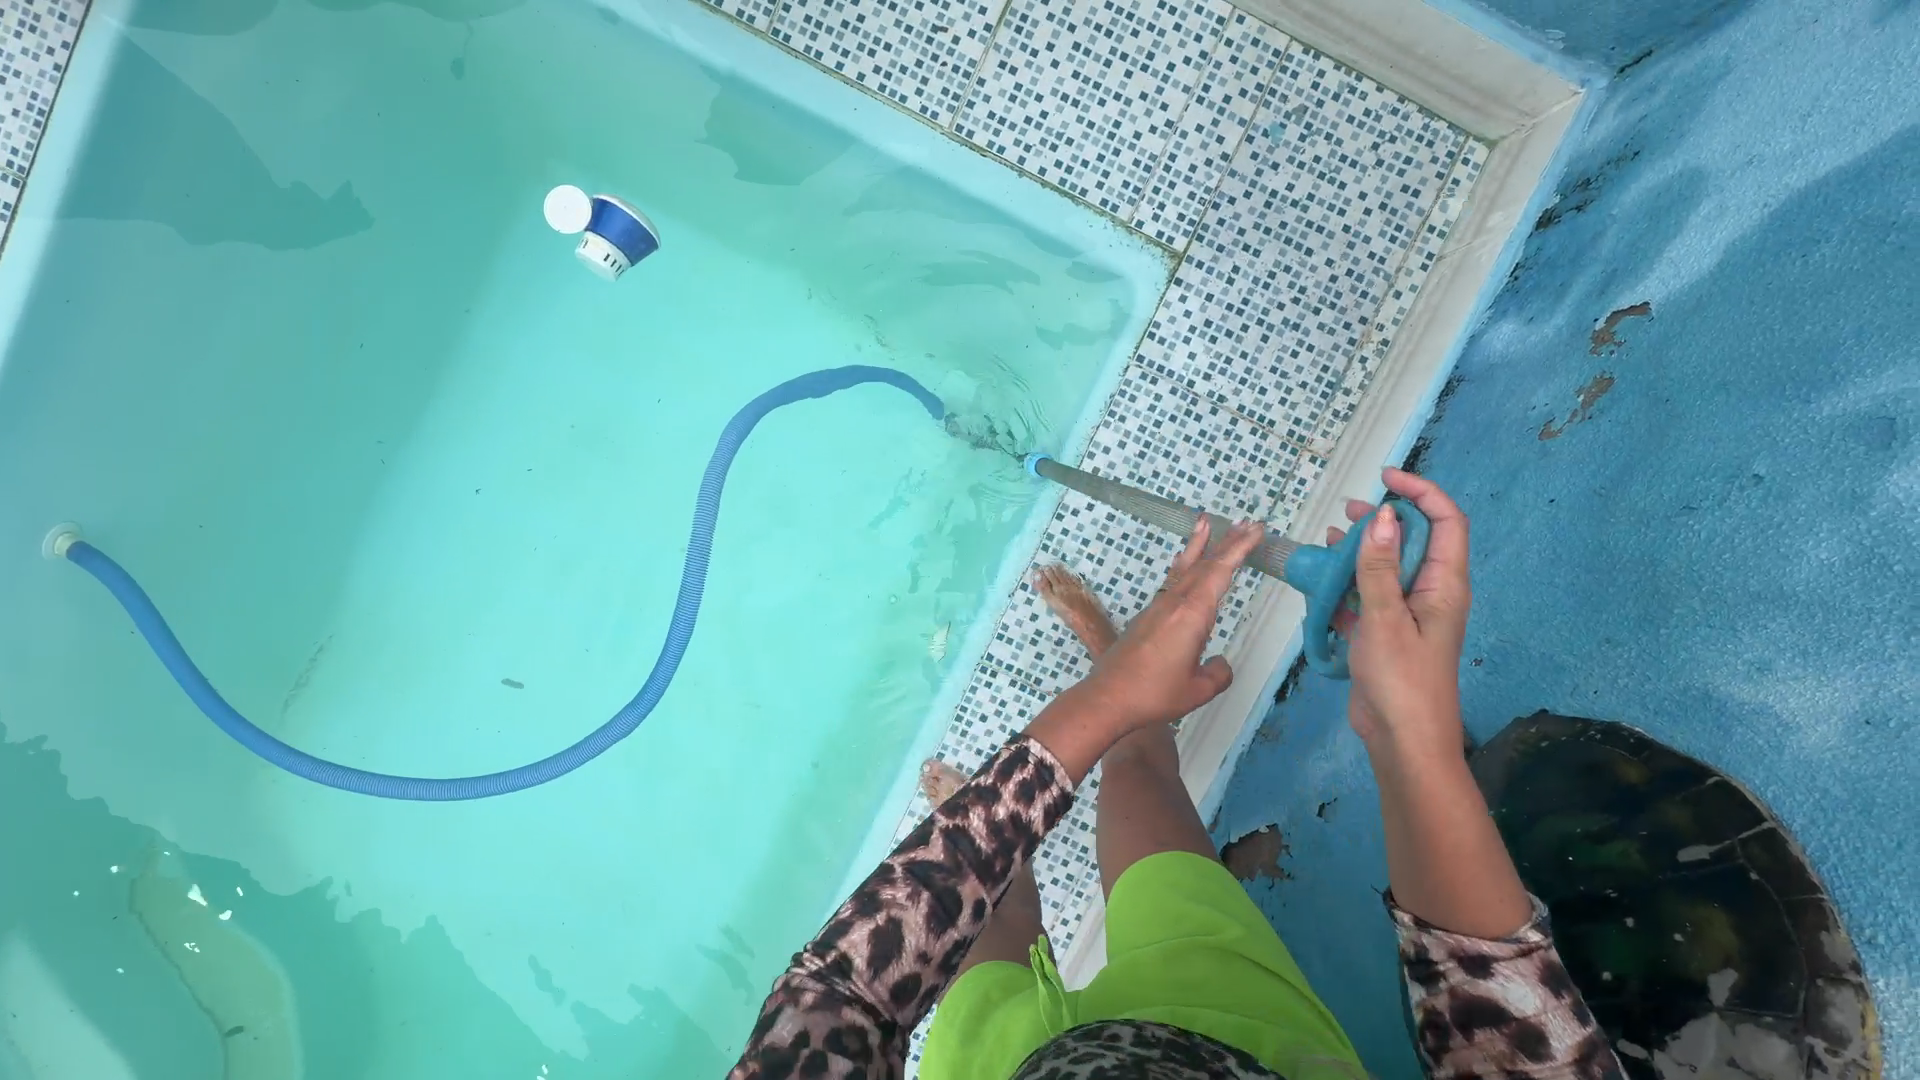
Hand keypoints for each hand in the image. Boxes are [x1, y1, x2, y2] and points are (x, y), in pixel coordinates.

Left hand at [1079, 516, 1265, 731]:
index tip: (1255, 529)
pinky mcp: (1146, 617)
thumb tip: (1221, 662)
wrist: (1107, 697)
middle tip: (1245, 522)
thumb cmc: (1154, 694)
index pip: (1219, 572)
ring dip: (1199, 547)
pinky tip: (1182, 564)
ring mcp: (1157, 608)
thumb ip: (1218, 673)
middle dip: (1225, 542)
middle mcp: (1174, 603)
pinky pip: (1170, 582)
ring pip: (1183, 569)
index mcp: (1191, 615)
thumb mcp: (1198, 689)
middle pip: (1203, 565)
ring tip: (1206, 523)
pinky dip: (1182, 567)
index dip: (1239, 549)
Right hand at [1325, 469, 1470, 758]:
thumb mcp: (1385, 618)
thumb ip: (1378, 567)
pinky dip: (1344, 587)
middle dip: (1382, 520)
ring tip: (1326, 542)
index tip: (1385, 478)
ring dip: (1358, 553)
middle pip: (1413, 542)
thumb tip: (1383, 516)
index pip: (1446, 522)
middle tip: (1346, 510)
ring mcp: (1407, 615)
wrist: (1403, 739)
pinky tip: (1319, 585)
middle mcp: (1429, 594)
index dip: (1421, 493)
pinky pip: (1366, 598)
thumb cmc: (1402, 678)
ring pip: (1385, 569)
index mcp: (1443, 585)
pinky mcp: (1385, 634)